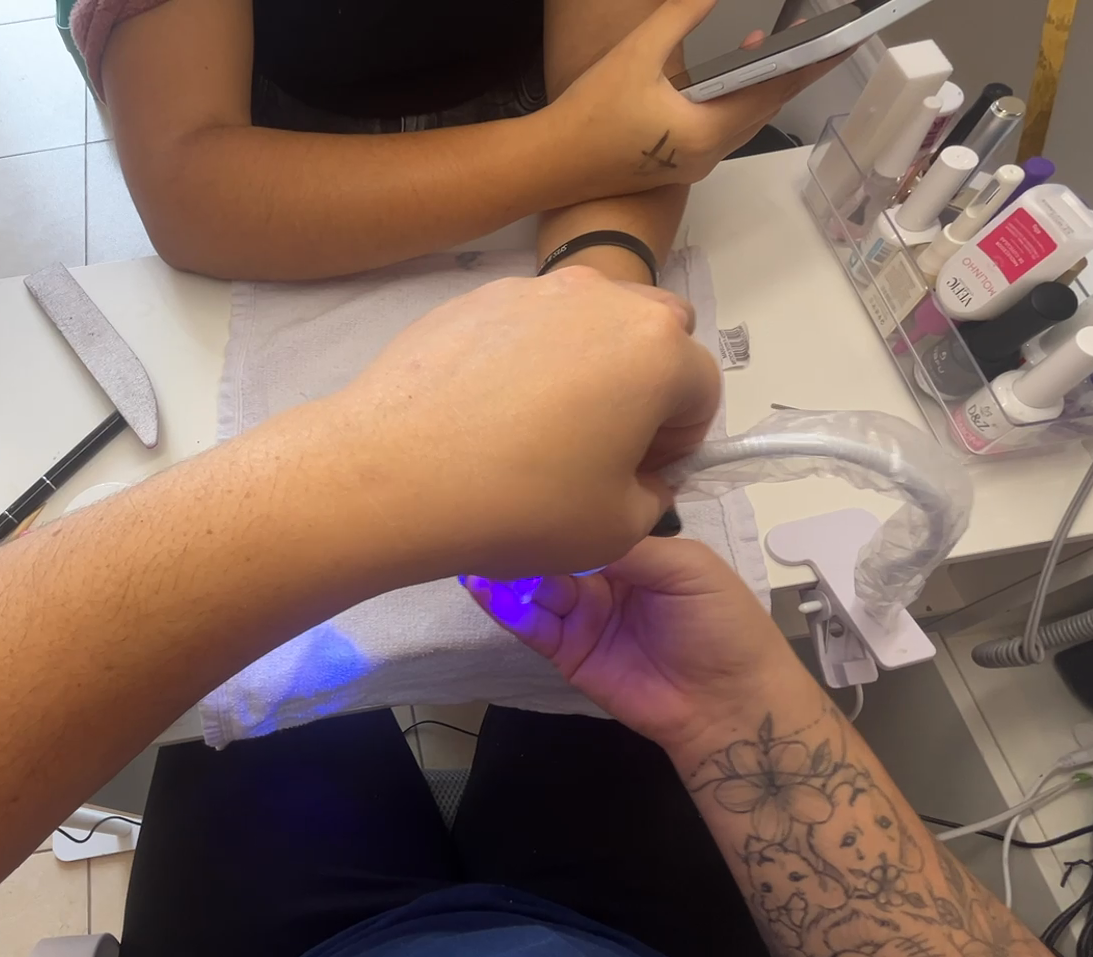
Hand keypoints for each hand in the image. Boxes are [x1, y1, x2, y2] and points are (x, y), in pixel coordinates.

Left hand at [303, 267, 719, 580]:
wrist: (391, 476)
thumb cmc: (516, 506)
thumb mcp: (614, 529)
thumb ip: (653, 496)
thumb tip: (642, 476)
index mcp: (657, 349)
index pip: (701, 390)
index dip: (678, 442)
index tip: (640, 476)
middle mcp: (600, 299)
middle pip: (653, 337)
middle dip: (644, 387)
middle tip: (598, 444)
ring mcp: (528, 292)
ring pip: (585, 324)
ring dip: (583, 366)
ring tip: (532, 428)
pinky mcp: (470, 300)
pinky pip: (521, 327)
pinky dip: (521, 360)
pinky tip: (482, 411)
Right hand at [463, 538, 806, 751]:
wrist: (728, 703)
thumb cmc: (720, 625)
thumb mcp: (687, 568)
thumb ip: (630, 546)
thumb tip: (570, 529)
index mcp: (634, 555)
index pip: (586, 527)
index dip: (560, 515)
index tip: (526, 494)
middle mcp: (602, 582)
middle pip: (554, 556)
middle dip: (527, 541)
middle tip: (493, 521)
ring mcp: (581, 617)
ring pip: (535, 588)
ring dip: (507, 572)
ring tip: (477, 550)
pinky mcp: (565, 652)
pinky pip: (530, 626)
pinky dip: (504, 608)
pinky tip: (482, 587)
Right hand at [551, 0, 848, 194]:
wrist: (548, 166)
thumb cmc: (590, 114)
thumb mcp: (642, 52)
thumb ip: (689, 14)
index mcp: (707, 131)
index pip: (777, 89)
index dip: (815, 57)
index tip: (849, 33)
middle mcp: (706, 156)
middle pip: (765, 107)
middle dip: (795, 69)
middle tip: (820, 31)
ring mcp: (689, 166)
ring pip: (743, 122)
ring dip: (762, 86)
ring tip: (781, 44)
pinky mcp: (673, 167)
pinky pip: (721, 131)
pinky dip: (735, 102)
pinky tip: (735, 77)